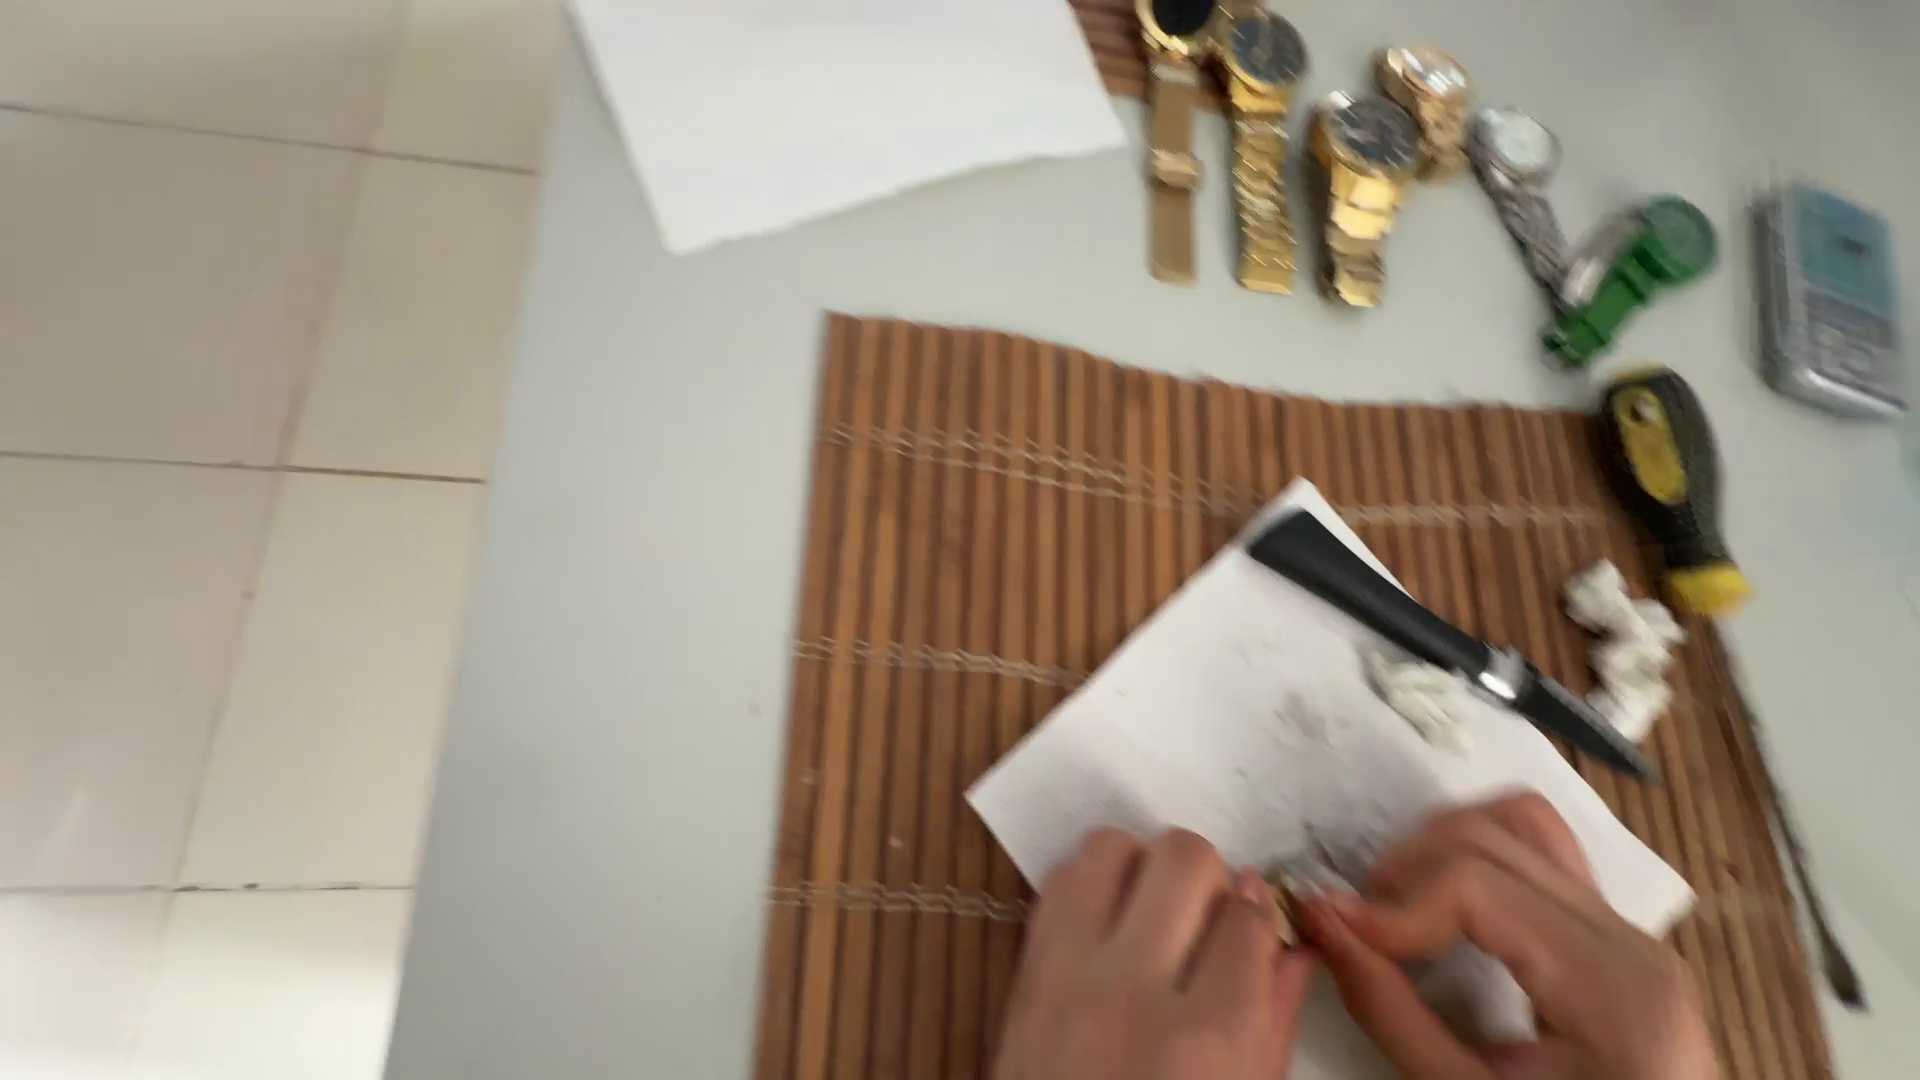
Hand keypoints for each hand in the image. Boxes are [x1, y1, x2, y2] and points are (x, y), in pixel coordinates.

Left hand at [994, 829, 1315, 1079]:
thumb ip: (1275, 1015)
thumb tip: (1291, 933)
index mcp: (1208, 1042)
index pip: (1248, 919)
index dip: (1259, 912)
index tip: (1253, 920)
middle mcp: (1135, 988)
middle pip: (1183, 858)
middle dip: (1208, 876)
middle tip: (1204, 914)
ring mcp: (1069, 969)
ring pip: (1111, 845)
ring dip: (1142, 865)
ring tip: (1152, 908)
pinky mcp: (1025, 964)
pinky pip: (1061, 877)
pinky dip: (1091, 882)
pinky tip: (1109, 920)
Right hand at [1297, 793, 1718, 1079]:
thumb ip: (1387, 1007)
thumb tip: (1316, 912)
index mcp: (1613, 990)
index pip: (1476, 886)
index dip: (1394, 903)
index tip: (1341, 933)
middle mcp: (1627, 937)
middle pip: (1486, 838)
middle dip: (1405, 869)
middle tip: (1365, 926)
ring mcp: (1623, 923)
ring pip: (1515, 819)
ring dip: (1438, 845)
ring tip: (1404, 902)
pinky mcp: (1608, 922)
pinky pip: (1535, 841)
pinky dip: (1474, 847)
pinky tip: (1446, 898)